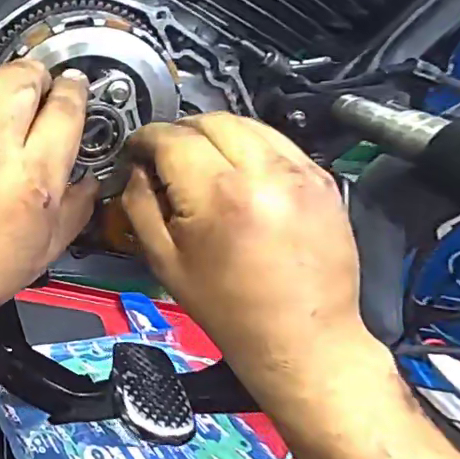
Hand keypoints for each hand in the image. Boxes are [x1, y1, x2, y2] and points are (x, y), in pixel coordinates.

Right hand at [122, 114, 375, 408]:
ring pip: (246, 122)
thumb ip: (140, 206)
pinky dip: (250, 146)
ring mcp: (300, 172)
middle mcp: (264, 172)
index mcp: (219, 195)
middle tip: (166, 156)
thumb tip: (136, 170)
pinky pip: (277, 141)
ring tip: (203, 161)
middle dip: (179, 131)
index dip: (146, 137)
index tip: (137, 149)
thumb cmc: (230, 310)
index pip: (172, 137)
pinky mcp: (322, 179)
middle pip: (210, 119)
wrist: (303, 339)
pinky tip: (240, 171)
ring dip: (215, 133)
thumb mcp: (165, 263)